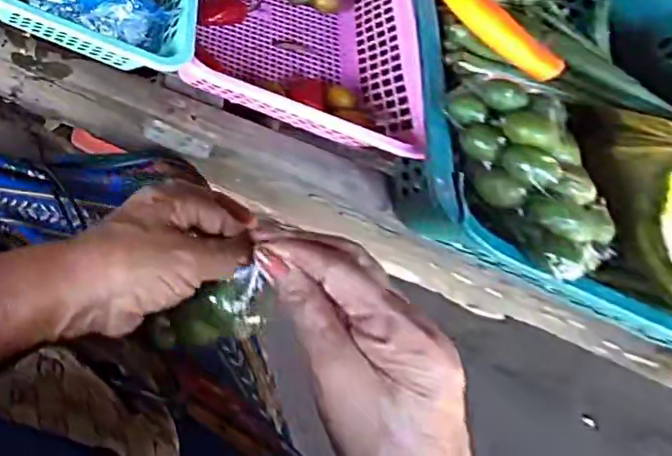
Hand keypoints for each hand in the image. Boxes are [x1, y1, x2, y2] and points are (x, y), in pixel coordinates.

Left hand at [59, 181, 254, 337]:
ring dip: (218, 261)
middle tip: (262, 262)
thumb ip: (226, 253)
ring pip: (195, 246)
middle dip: (232, 239)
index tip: (272, 247)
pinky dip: (203, 278)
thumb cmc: (138, 264)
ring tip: (248, 279)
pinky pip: (184, 269)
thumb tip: (254, 248)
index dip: (241, 224)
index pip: (214, 205)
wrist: (89, 290)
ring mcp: (153, 242)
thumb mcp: (189, 257)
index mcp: (166, 199)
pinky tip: (222, 292)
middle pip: (204, 221)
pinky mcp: (149, 269)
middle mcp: (160, 214)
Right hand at [260, 234, 469, 455]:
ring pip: (357, 272)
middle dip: (303, 243)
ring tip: (271, 249)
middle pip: (355, 261)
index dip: (295, 247)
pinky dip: (325, 275)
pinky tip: (299, 273)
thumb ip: (306, 309)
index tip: (252, 238)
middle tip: (256, 237)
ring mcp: (415, 330)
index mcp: (408, 331)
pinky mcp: (403, 339)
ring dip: (313, 254)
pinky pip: (360, 291)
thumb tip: (271, 257)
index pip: (343, 268)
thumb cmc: (373, 435)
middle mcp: (419, 321)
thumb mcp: (333, 371)